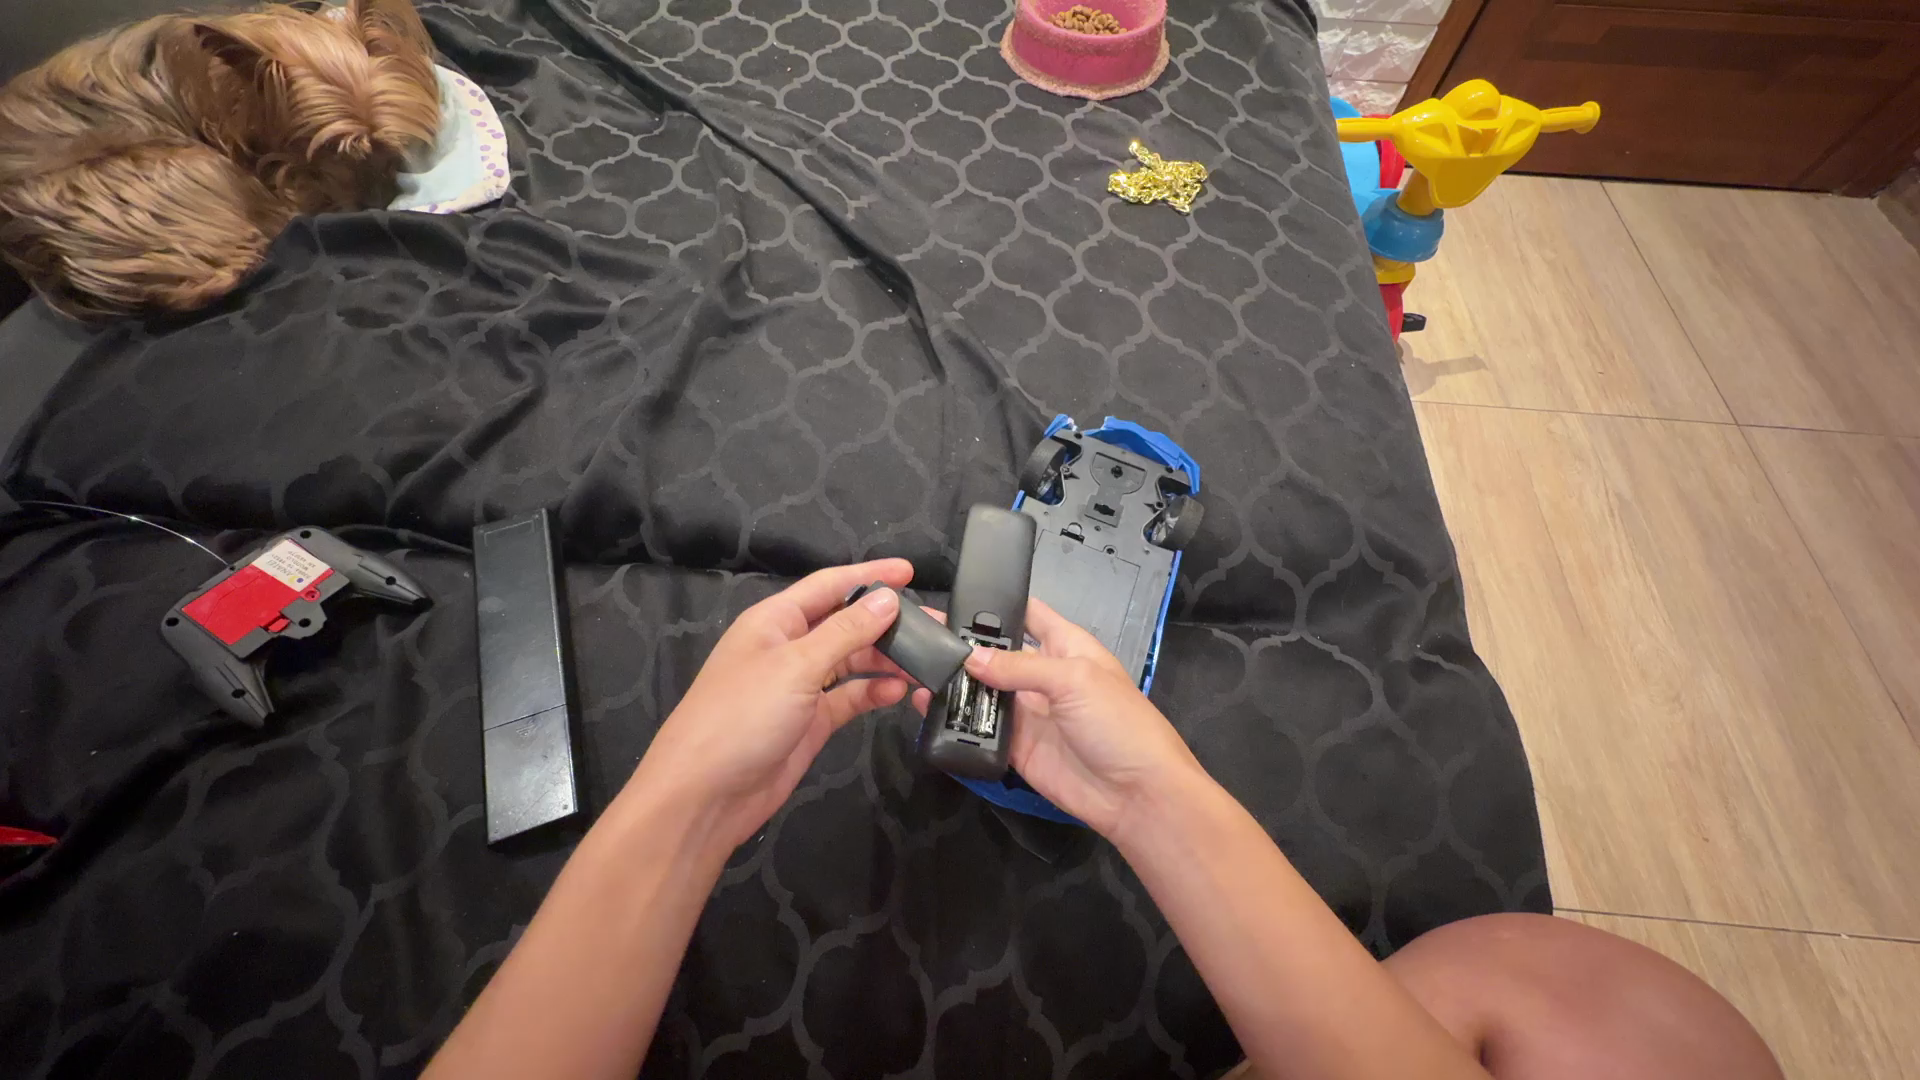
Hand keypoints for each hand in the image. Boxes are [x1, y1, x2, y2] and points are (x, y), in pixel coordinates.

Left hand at [628, 559, 913, 848]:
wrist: (704, 795)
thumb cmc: (741, 716)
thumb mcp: (796, 666)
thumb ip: (846, 632)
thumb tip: (887, 599)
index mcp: (776, 621)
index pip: (829, 586)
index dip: (869, 575)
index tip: (909, 572)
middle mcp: (790, 647)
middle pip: (846, 623)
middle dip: (887, 623)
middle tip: (935, 625)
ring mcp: (800, 686)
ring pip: (852, 661)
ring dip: (887, 659)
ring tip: (928, 661)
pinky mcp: (811, 721)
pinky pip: (850, 696)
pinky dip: (874, 692)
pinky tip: (900, 691)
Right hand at [912, 598, 1207, 838]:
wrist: (1138, 795)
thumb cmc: (1119, 722)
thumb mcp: (1075, 679)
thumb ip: (1020, 667)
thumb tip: (970, 659)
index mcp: (1065, 646)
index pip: (1028, 613)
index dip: (997, 602)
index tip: (955, 594)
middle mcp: (1043, 674)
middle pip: (996, 653)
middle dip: (963, 644)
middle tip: (919, 634)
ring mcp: (1028, 712)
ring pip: (982, 690)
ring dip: (953, 681)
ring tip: (912, 667)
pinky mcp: (1016, 747)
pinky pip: (980, 729)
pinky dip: (954, 719)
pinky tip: (924, 706)